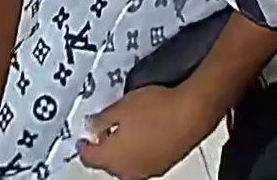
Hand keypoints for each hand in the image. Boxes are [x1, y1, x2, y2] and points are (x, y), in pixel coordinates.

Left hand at [77, 84, 218, 179]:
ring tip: (136, 123)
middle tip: (111, 126)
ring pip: (128, 161)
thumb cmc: (159, 108)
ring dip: (127, 147)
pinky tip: (154, 128)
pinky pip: (147, 158)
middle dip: (107, 145)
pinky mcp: (165, 163)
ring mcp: (147, 170)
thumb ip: (102, 119)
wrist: (193, 112)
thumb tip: (89, 127)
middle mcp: (126, 170)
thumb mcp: (123, 105)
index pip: (88, 157)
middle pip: (109, 161)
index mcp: (112, 158)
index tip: (84, 137)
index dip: (84, 144)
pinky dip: (145, 146)